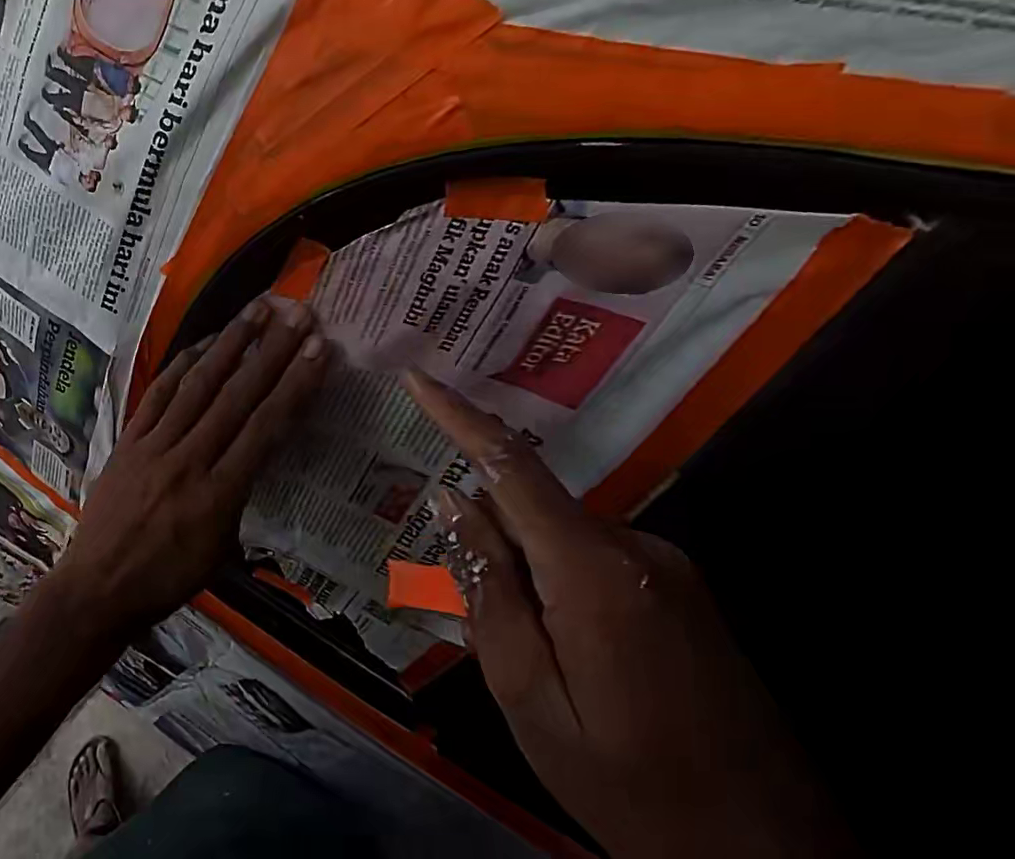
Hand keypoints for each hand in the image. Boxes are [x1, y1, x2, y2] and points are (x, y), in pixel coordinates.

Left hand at [49, 298, 329, 636]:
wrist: (99, 586)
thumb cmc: (167, 580)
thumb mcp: (221, 552)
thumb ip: (240, 502)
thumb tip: (255, 463)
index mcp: (219, 495)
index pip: (264, 428)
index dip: (294, 386)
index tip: (317, 351)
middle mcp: (188, 460)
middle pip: (235, 397)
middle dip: (270, 352)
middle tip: (296, 314)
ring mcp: (153, 446)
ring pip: (196, 387)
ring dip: (227, 346)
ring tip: (255, 313)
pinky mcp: (127, 441)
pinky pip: (156, 396)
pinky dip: (180, 368)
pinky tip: (201, 345)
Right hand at [403, 369, 854, 858]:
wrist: (771, 857)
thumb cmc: (623, 778)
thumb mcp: (525, 688)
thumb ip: (486, 585)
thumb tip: (455, 500)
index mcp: (594, 572)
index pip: (512, 469)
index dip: (458, 418)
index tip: (417, 377)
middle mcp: (639, 550)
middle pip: (532, 507)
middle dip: (486, 534)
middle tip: (470, 606)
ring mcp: (671, 570)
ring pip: (560, 538)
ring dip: (521, 568)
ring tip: (524, 651)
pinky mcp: (684, 594)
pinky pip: (593, 561)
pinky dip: (555, 582)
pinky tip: (564, 653)